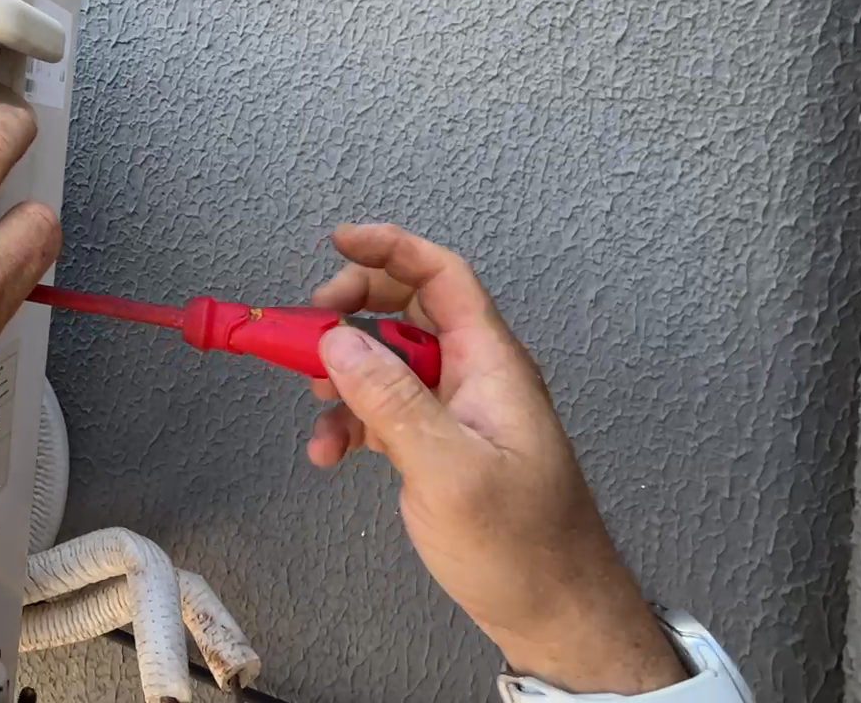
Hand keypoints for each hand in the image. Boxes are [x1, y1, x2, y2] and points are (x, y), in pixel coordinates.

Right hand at [306, 224, 685, 694]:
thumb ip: (392, 400)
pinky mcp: (427, 436)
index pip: (441, 276)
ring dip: (337, 370)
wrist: (553, 620)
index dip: (390, 247)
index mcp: (489, 362)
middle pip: (401, 306)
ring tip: (314, 399)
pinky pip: (374, 405)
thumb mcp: (451, 470)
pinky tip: (328, 450)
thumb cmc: (522, 548)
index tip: (337, 240)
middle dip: (349, 307)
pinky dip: (343, 420)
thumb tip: (336, 339)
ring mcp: (446, 405)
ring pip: (379, 355)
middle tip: (307, 325)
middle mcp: (467, 372)